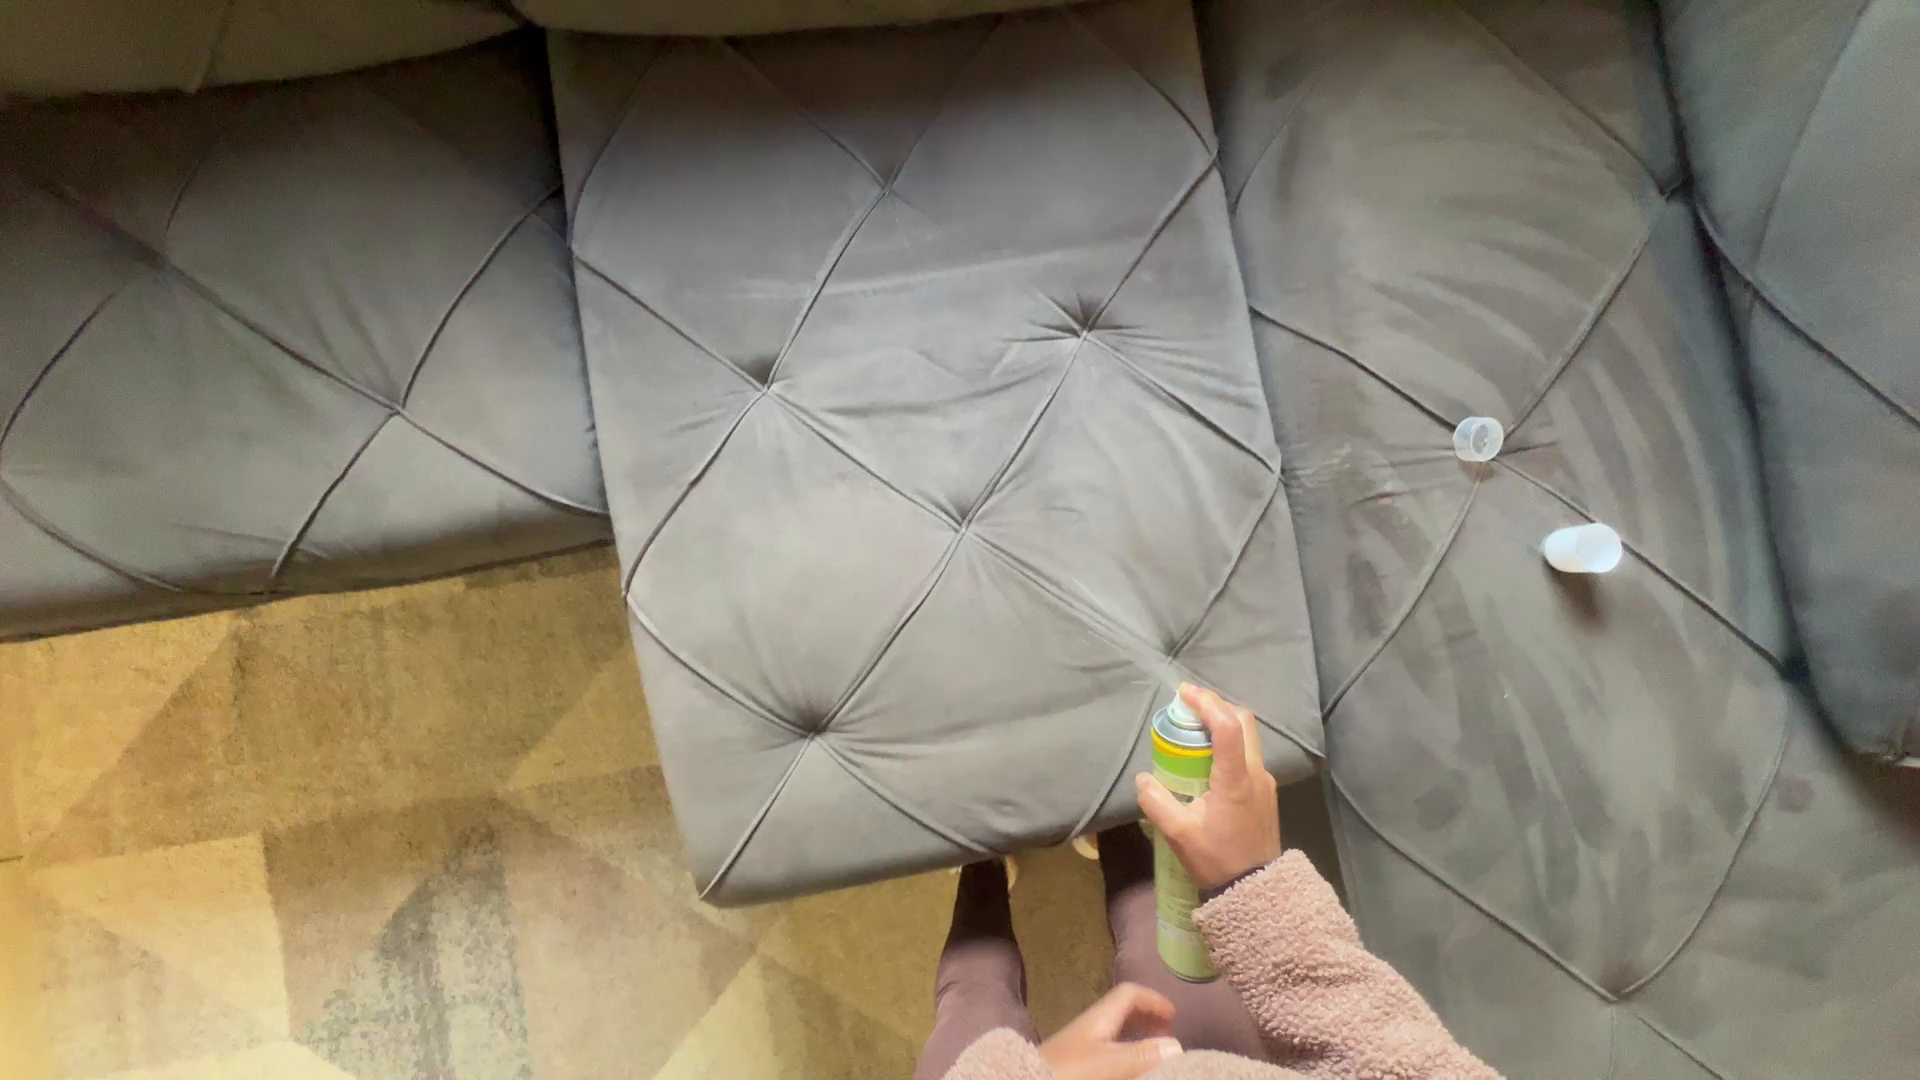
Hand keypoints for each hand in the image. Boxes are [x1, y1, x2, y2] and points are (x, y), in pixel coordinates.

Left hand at [1038, 983, 1181, 1079]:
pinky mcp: (1077, 1063)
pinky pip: (1109, 1050)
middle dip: (1147, 1018)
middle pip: (1122, 1011)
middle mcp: (1091, 1026)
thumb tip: (1177, 1045)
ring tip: (1156, 1055)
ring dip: (1138, 1038)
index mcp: (1099, 1017)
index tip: (1175, 1015)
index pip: (1128, 993)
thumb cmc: (1072, 1071)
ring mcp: (1082, 1045)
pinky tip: (1131, 1070)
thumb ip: (1141, 1055)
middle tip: (1168, 1034)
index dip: (1152, 999)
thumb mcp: (1110, 1064)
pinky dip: (1126, 1054)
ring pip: (1116, 1032)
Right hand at [1135, 684, 1281, 890]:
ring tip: (1193, 727)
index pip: (1227, 727)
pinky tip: (1207, 756)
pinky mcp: (1265, 792)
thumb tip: (1143, 777)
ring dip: (1222, 722)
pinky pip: (1247, 753)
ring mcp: (1264, 782)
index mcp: (1236, 779)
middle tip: (1188, 705)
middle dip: (1215, 705)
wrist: (1258, 893)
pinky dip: (1227, 741)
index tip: (1184, 693)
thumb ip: (1156, 802)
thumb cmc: (1217, 860)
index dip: (1207, 703)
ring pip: (1248, 736)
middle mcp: (1255, 773)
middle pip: (1243, 721)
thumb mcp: (1178, 834)